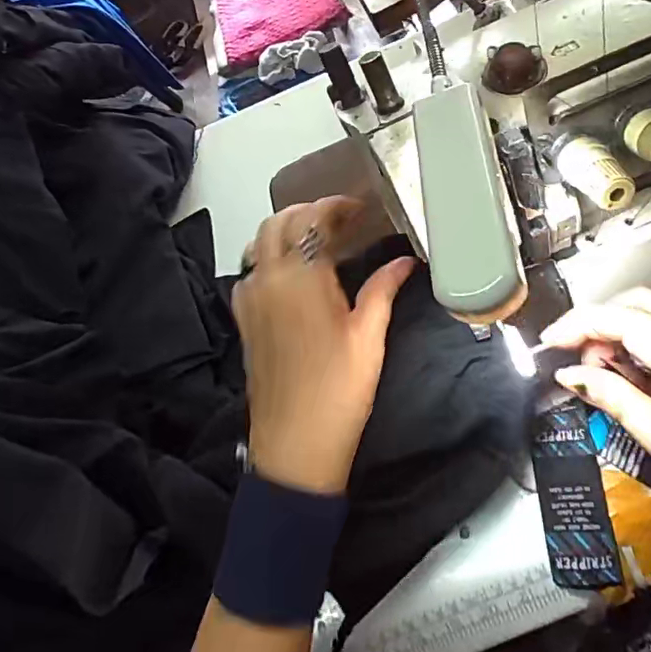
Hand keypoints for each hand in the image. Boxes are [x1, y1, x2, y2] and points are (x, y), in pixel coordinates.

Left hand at [233, 197, 416, 494]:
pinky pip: (252, 269)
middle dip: (309, 212)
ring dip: (288, 230)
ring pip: (260, 242)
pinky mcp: (244, 319)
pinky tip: (299, 274)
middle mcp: (268, 279)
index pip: (311, 220)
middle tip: (344, 221)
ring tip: (323, 241)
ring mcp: (250, 299)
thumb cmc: (340, 388)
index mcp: (301, 278)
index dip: (335, 206)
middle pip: (279, 222)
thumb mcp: (370, 335)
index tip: (359, 208)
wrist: (294, 445)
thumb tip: (406, 260)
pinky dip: (272, 256)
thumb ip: (384, 288)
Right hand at [542, 288, 650, 566]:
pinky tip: (629, 375)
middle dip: (603, 319)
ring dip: (624, 332)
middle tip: (572, 355)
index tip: (550, 341)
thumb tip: (573, 375)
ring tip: (595, 368)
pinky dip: (646, 348)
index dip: (585, 324)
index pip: (634, 322)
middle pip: (649, 306)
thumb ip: (623, 404)